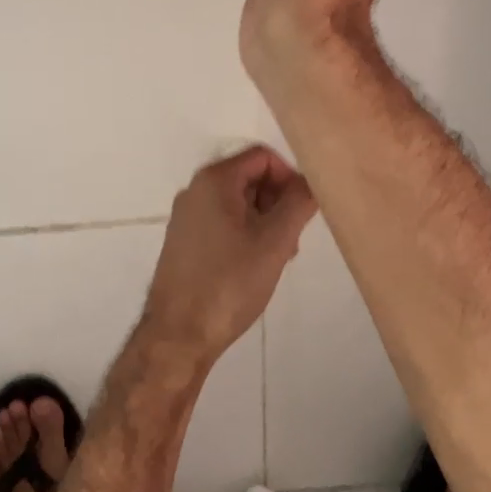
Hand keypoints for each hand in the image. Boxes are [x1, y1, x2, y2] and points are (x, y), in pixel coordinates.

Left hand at [140, 145, 317, 363]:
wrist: (179, 335)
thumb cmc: (229, 283)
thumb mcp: (275, 241)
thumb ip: (298, 204)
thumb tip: (312, 180)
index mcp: (214, 181)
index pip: (263, 157)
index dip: (290, 177)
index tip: (304, 211)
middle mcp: (195, 190)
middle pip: (250, 177)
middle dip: (278, 201)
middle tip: (293, 238)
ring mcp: (187, 217)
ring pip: (239, 203)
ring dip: (265, 221)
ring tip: (279, 257)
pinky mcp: (185, 242)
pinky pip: (223, 223)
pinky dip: (246, 235)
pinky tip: (256, 266)